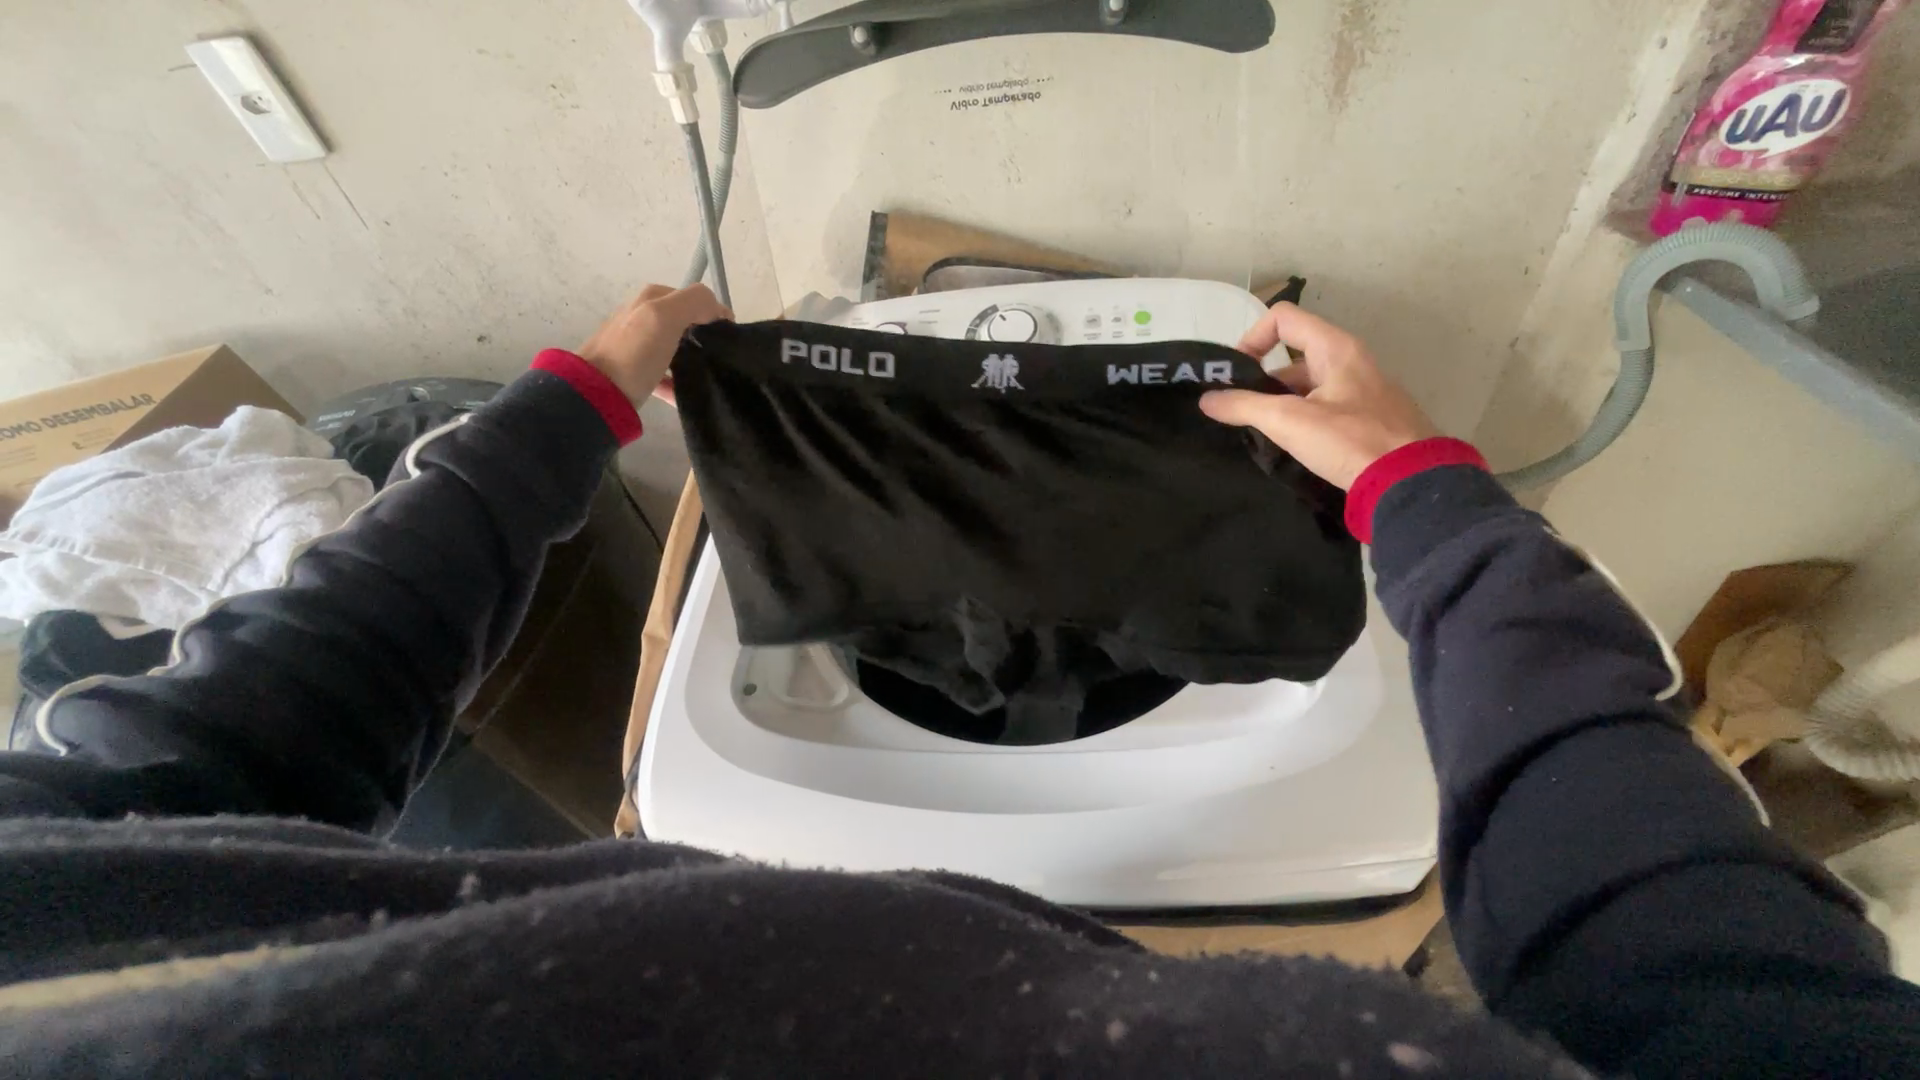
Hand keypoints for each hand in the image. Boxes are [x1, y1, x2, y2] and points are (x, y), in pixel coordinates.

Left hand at [577, 284, 731, 406]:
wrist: (595, 394)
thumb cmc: (633, 353)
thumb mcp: (664, 316)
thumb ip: (695, 302)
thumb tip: (719, 310)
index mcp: (650, 299)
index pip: (694, 298)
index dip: (714, 314)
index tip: (727, 339)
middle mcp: (642, 316)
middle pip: (686, 324)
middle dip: (704, 339)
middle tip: (718, 359)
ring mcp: (637, 345)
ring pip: (677, 348)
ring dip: (693, 361)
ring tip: (707, 377)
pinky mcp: (635, 372)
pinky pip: (665, 375)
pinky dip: (677, 384)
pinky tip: (686, 395)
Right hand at [1199, 302, 1438, 489]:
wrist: (1409, 481)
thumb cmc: (1349, 441)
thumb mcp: (1288, 421)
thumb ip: (1243, 406)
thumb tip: (1207, 399)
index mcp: (1335, 349)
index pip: (1282, 319)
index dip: (1252, 339)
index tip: (1236, 376)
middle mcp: (1350, 361)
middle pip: (1292, 355)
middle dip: (1261, 380)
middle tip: (1241, 411)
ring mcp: (1361, 390)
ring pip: (1306, 385)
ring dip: (1278, 403)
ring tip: (1262, 434)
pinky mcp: (1367, 417)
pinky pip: (1323, 406)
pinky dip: (1300, 418)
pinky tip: (1291, 446)